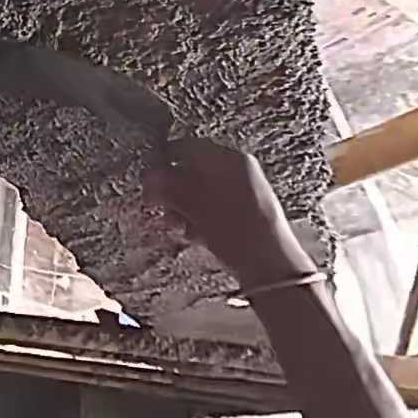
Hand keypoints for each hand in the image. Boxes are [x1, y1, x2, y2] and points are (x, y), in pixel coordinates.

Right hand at [146, 139, 313, 286]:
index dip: (164, 160)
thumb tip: (152, 177)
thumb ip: (171, 188)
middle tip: (152, 202)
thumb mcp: (196, 207)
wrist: (270, 268)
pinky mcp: (242, 213)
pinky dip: (195, 217)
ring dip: (179, 206)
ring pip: (198, 190)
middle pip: (192, 170)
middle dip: (169, 188)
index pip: (188, 148)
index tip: (148, 176)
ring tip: (172, 223)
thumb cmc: (236, 232)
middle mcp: (237, 171)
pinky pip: (210, 206)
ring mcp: (241, 192)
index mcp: (231, 160)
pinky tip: (189, 232)